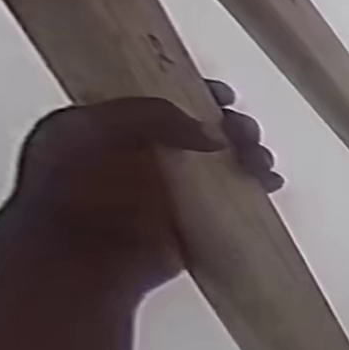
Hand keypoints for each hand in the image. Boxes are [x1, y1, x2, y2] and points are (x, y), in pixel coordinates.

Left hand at [2, 80, 278, 293]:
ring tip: (259, 164)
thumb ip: (147, 116)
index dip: (194, 92)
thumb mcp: (93, 134)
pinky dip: (260, 183)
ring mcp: (177, 184)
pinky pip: (242, 190)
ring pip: (230, 157)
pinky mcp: (204, 212)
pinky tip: (268, 183)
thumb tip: (214, 132)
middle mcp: (146, 151)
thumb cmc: (80, 193)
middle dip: (234, 127)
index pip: (162, 97)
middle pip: (206, 127)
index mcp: (110, 125)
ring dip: (252, 154)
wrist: (89, 257)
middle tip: (244, 135)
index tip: (221, 97)